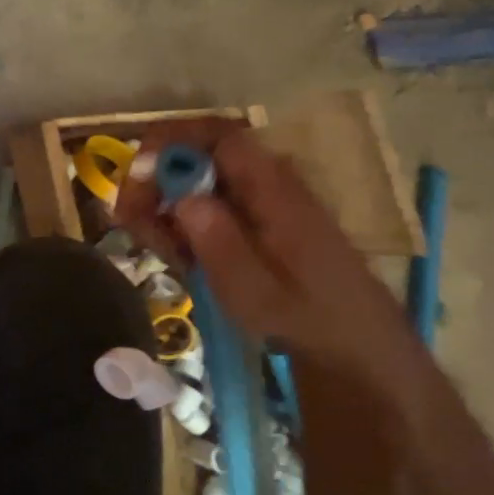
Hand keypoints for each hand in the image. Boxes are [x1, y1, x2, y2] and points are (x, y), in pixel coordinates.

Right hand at [116, 130, 415, 369]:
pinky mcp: (261, 225)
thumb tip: (182, 195)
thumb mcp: (255, 292)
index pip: (219, 135)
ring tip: (153, 244)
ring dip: (164, 204)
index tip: (137, 173)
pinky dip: (183, 221)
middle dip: (155, 179)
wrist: (365, 359)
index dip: (171, 140)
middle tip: (128, 217)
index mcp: (274, 192)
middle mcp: (270, 186)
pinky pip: (211, 204)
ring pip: (199, 181)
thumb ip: (218, 240)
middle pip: (199, 156)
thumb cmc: (308, 326)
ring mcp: (266, 206)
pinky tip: (177, 254)